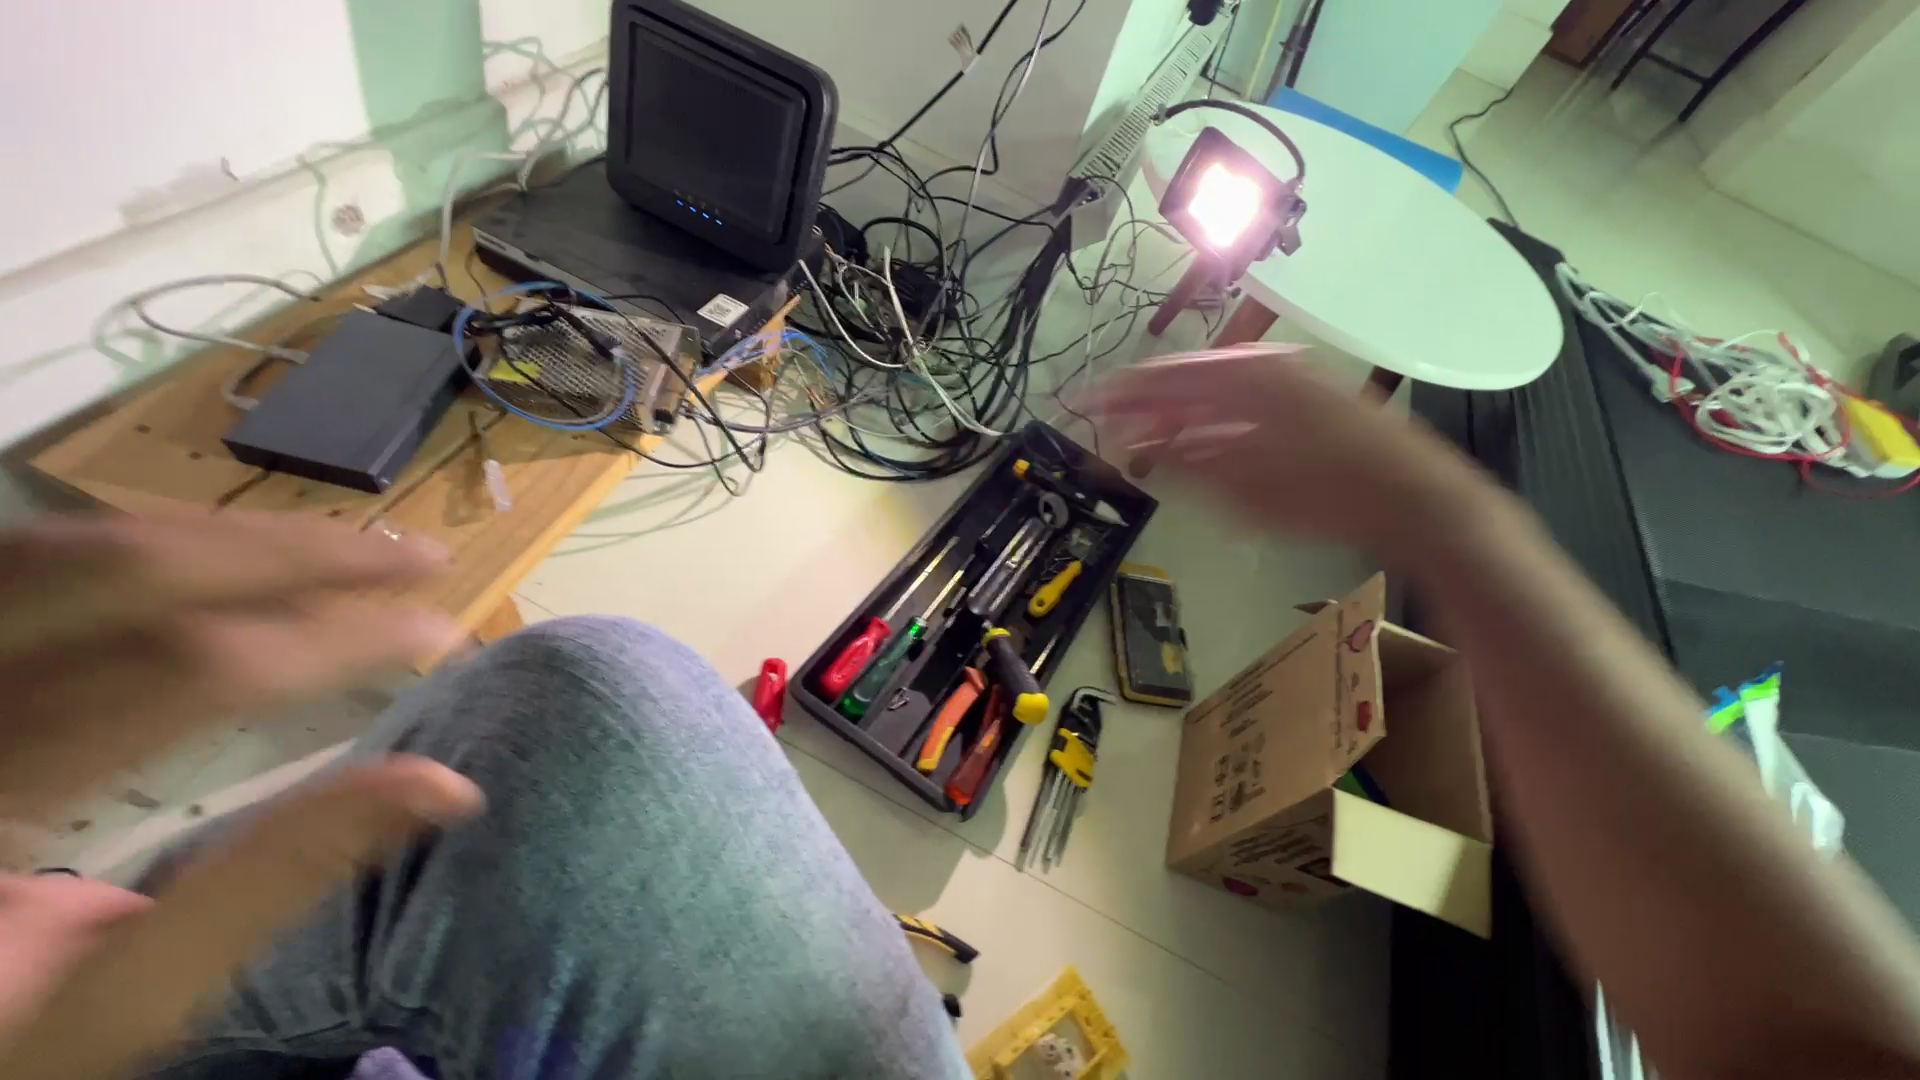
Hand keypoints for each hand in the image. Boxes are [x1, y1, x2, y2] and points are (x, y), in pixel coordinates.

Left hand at [0, 512, 484, 1079]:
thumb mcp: (125, 996)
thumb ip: (277, 879)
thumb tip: (446, 784)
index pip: (193, 667)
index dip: (338, 637)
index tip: (442, 631)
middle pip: (128, 573)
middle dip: (300, 554)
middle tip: (423, 557)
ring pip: (78, 546)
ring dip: (242, 540)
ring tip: (357, 550)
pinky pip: (49, 562)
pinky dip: (170, 548)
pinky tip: (248, 560)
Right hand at [1088, 345, 1492, 556]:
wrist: (1412, 496)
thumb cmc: (1329, 488)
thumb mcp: (1247, 484)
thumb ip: (1187, 462)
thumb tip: (1136, 447)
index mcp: (1244, 377)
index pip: (1163, 377)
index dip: (1119, 393)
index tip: (1083, 405)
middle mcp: (1259, 373)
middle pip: (1182, 385)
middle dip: (1139, 409)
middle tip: (1101, 428)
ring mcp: (1280, 390)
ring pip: (1207, 400)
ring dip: (1169, 421)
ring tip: (1134, 443)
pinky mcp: (1297, 410)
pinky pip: (1235, 414)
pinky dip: (1205, 431)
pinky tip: (1187, 449)